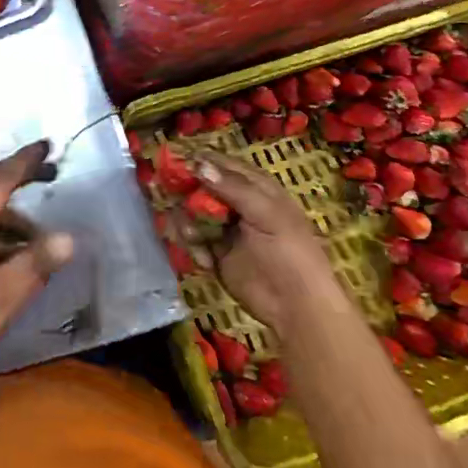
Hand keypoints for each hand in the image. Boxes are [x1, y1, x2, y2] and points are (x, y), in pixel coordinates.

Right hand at [183, 150, 346, 334]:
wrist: (296, 306)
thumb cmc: (289, 252)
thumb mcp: (267, 214)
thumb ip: (233, 188)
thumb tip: (198, 164)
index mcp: (254, 187)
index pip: (220, 164)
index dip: (197, 161)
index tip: (171, 163)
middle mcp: (235, 202)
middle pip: (198, 187)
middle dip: (184, 195)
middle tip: (174, 203)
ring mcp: (223, 228)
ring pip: (190, 213)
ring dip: (187, 224)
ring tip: (196, 239)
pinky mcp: (214, 252)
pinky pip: (192, 240)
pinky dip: (193, 247)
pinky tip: (205, 261)